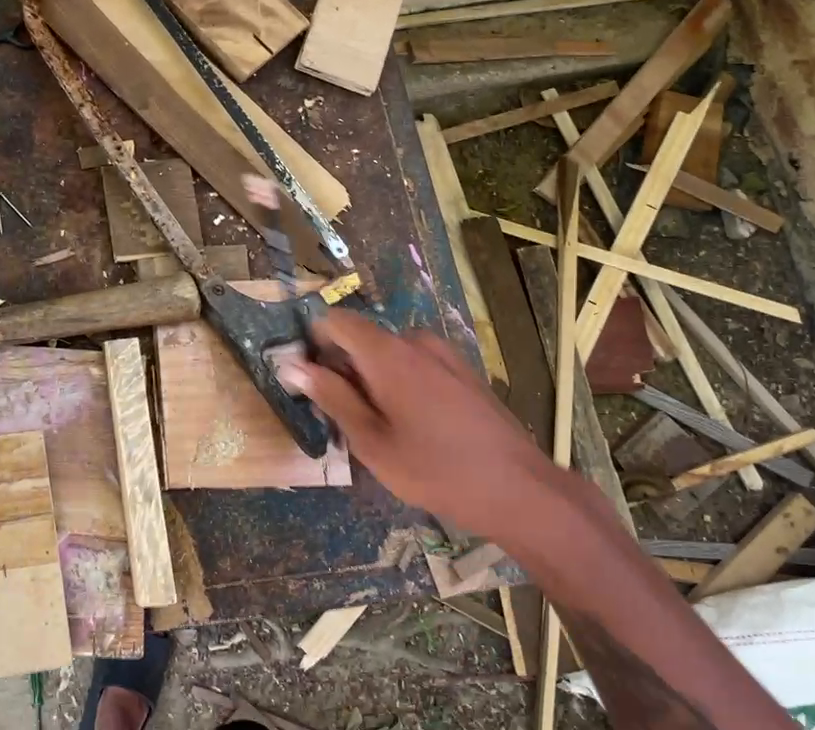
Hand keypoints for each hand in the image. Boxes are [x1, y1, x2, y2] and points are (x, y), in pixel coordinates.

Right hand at [278, 309, 569, 539]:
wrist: (522, 492)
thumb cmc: (435, 470)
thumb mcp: (370, 440)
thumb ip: (330, 397)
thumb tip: (292, 365)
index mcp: (387, 353)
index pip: (334, 321)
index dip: (314, 345)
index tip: (312, 382)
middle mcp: (416, 342)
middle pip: (361, 340)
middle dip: (344, 369)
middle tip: (344, 418)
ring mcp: (445, 355)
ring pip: (389, 355)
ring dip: (373, 380)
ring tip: (380, 428)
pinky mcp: (465, 373)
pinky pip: (417, 366)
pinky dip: (402, 386)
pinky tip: (415, 428)